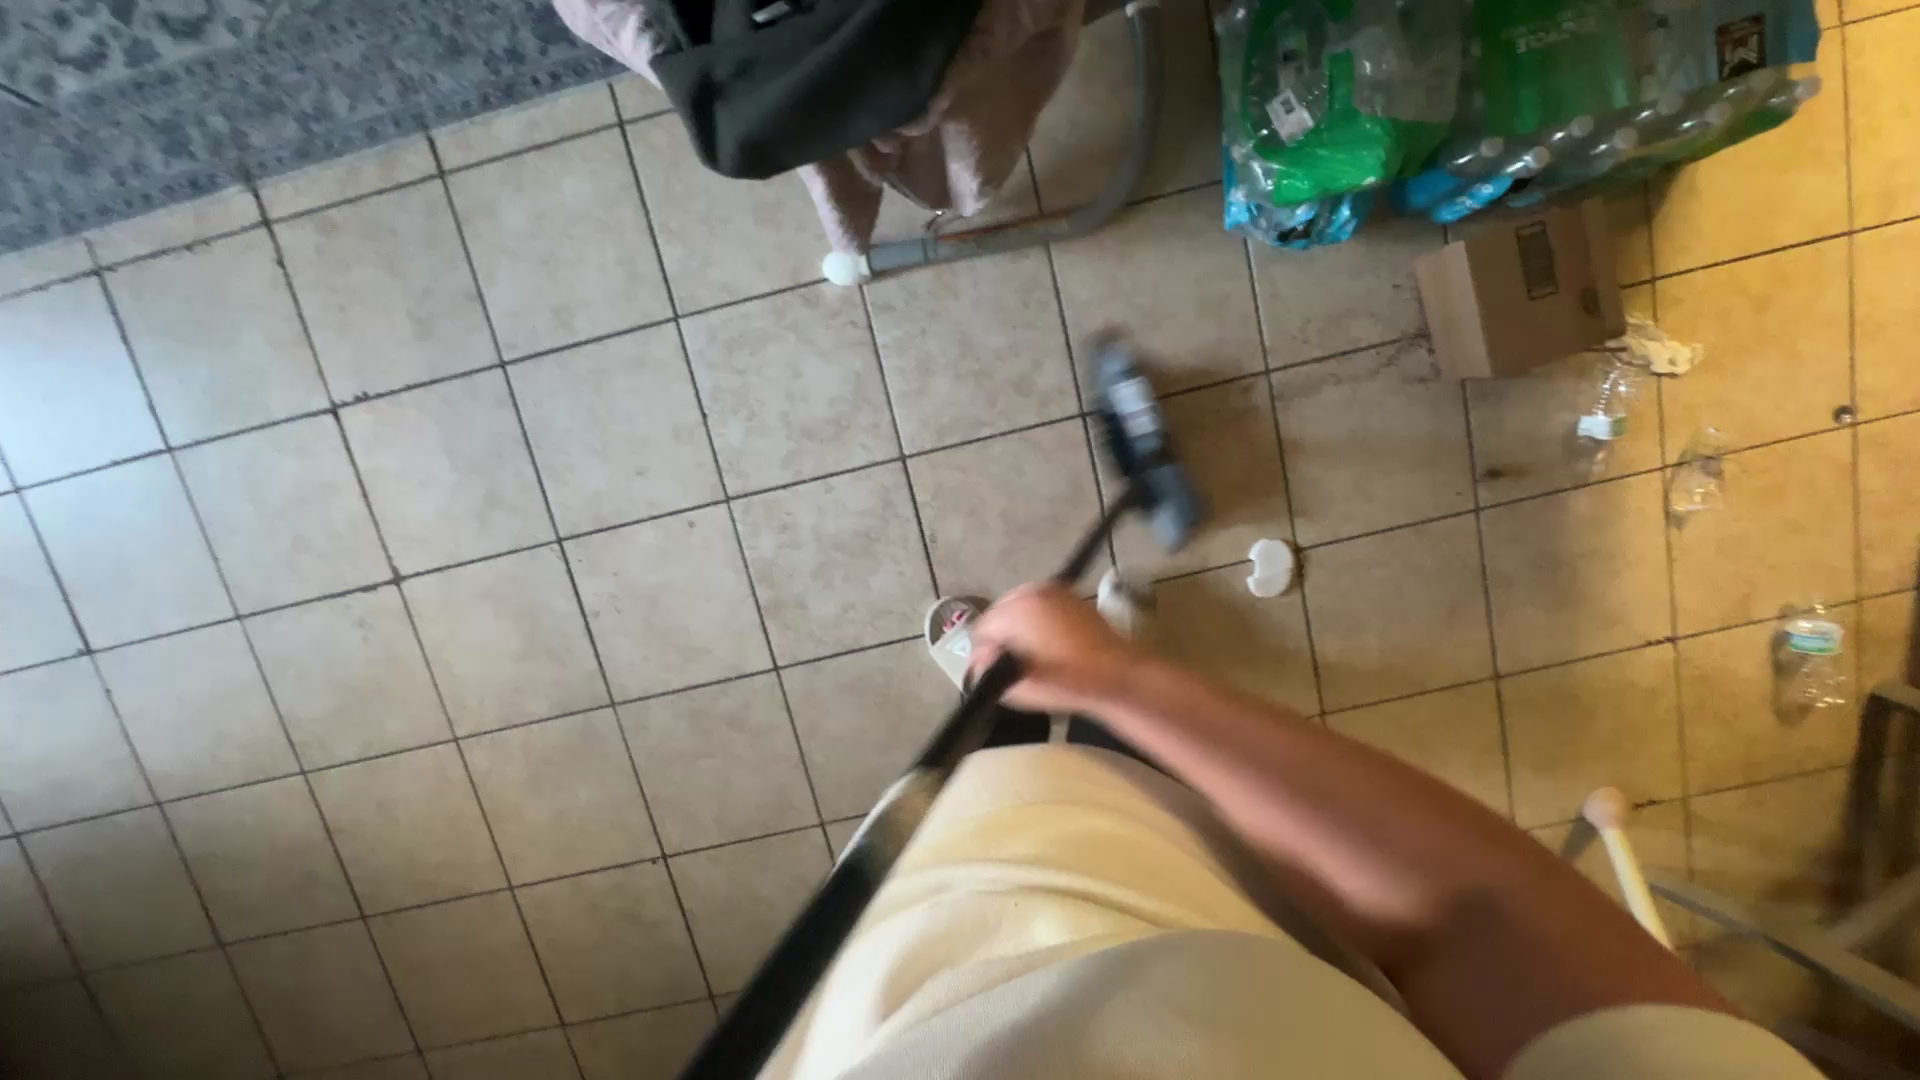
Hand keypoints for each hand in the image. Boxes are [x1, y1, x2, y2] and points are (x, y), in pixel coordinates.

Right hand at [967, 583, 1144, 714]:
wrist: (1119, 674)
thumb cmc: (1072, 682)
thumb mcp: (1025, 687)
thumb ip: (991, 673)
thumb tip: (979, 663)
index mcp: (1019, 610)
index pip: (984, 628)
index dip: (984, 652)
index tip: (990, 671)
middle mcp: (1033, 592)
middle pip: (999, 612)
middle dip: (1000, 635)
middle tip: (1008, 663)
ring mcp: (1053, 589)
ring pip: (1018, 604)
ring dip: (1017, 625)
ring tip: (1027, 652)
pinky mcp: (1069, 594)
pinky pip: (1039, 602)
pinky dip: (1035, 616)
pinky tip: (1043, 639)